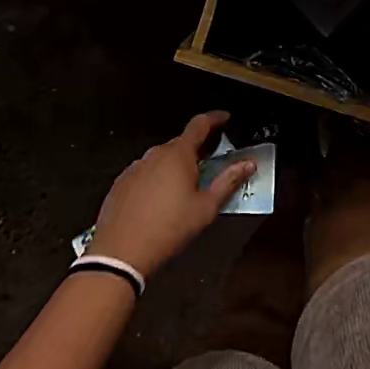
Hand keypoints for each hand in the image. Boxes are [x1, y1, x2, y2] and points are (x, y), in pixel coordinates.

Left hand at [86, 112, 254, 276]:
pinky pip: (145, 172)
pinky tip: (160, 201)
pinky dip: (157, 179)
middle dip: (196, 150)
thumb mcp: (206, 208)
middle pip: (180, 143)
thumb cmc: (168, 229)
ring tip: (185, 189)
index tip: (224, 118)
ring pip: (161, 159)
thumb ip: (228, 182)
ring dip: (175, 166)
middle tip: (210, 165)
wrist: (122, 250)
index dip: (214, 118)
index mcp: (178, 155)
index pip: (199, 125)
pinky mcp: (122, 181)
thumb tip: (247, 164)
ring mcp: (135, 166)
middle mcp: (155, 154)